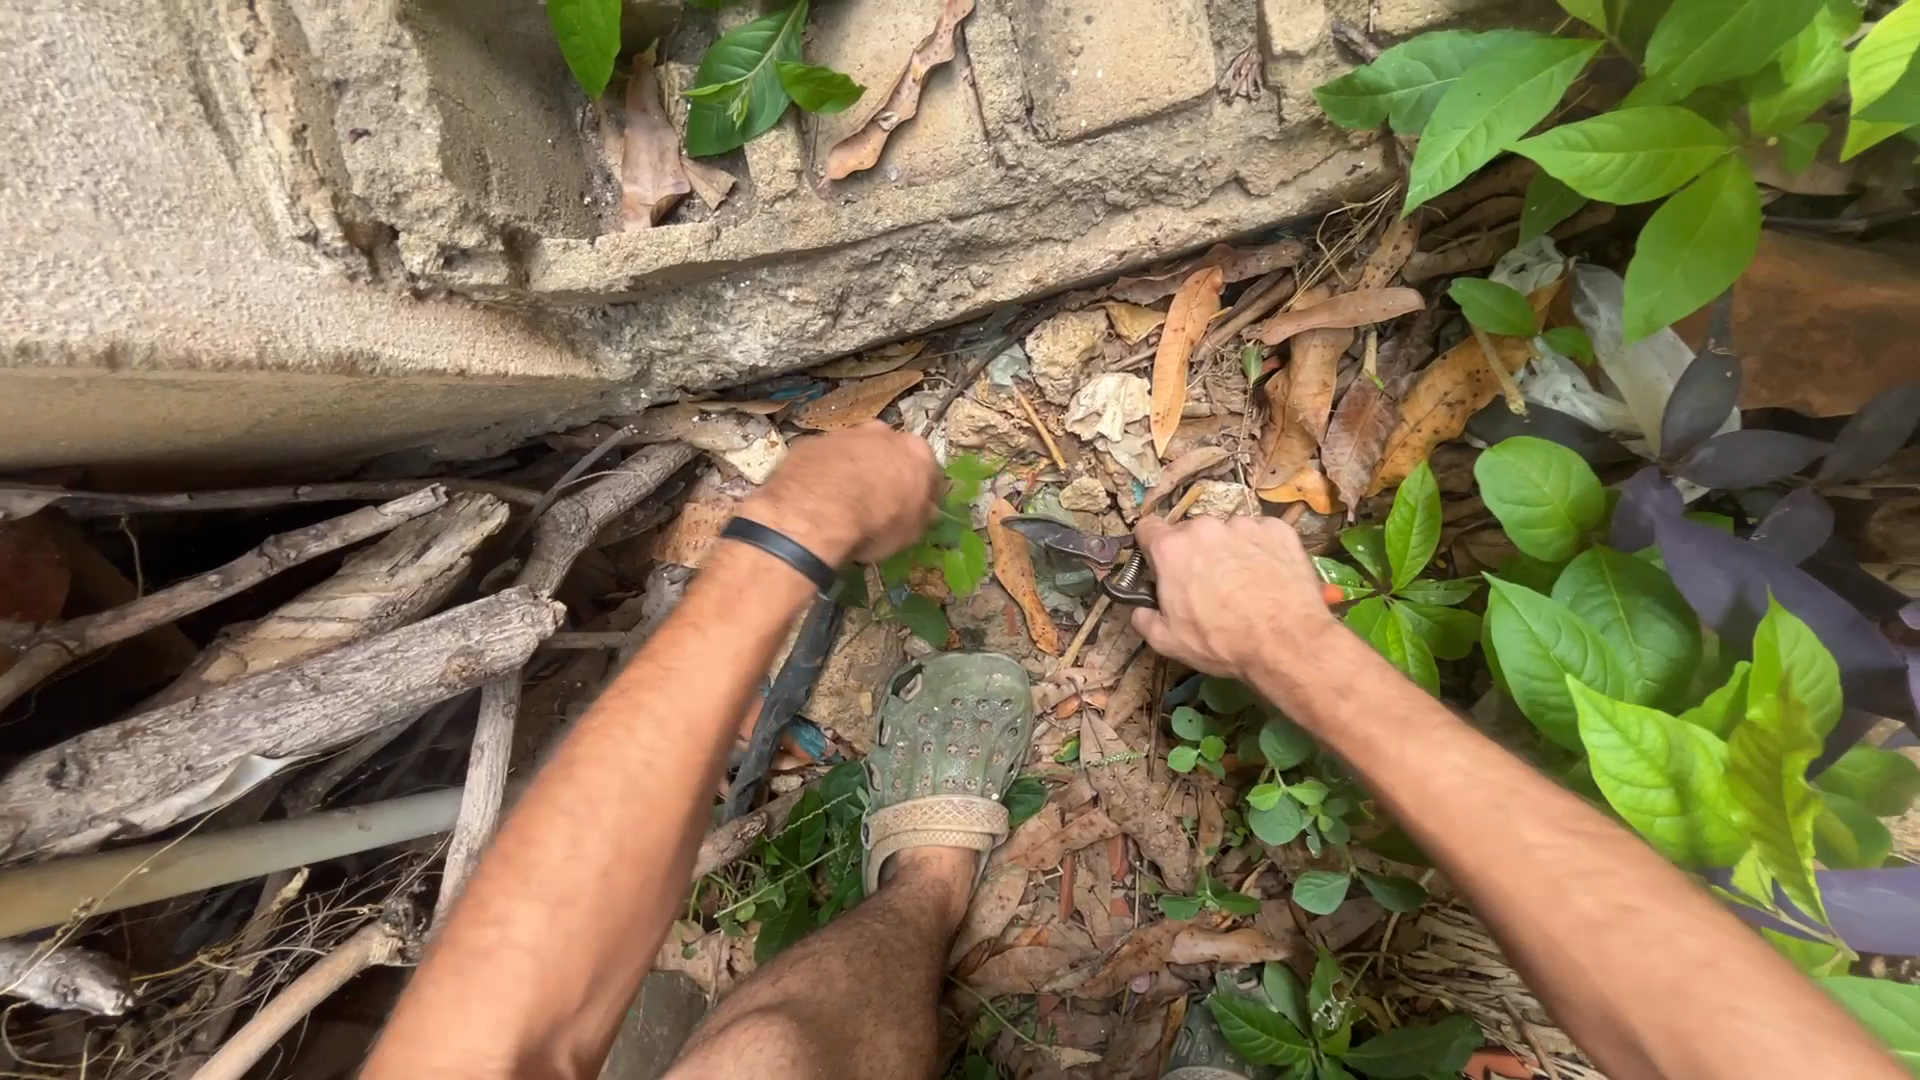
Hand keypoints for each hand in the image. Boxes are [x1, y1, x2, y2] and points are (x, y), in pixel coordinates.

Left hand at [738, 422, 940, 564]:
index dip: (923, 492)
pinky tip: (817, 496)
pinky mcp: (811, 441)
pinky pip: (825, 458)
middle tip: (877, 501)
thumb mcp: (911, 531)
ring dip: (854, 469)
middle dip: (887, 472)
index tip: (915, 508)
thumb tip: (925, 509)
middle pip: (890, 453)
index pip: (929, 470)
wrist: (816, 513)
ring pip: (855, 451)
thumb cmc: (875, 524)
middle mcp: (884, 433)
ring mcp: (845, 434)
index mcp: (917, 452)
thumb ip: (922, 513)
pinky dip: (825, 472)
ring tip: (842, 500)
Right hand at [1130, 514, 1342, 682]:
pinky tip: (1267, 575)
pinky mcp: (1278, 529)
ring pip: (1226, 532)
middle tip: (1206, 583)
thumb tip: (1140, 610)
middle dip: (1193, 552)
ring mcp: (1244, 525)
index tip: (1160, 564)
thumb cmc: (1221, 642)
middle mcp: (1205, 527)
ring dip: (1227, 550)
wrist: (1287, 643)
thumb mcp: (1167, 641)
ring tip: (1242, 581)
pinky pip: (1260, 534)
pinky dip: (1259, 549)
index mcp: (1172, 549)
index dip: (1151, 547)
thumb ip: (1143, 619)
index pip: (1147, 529)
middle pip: (1190, 532)